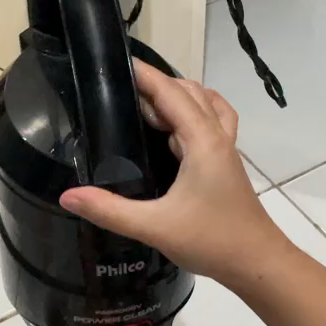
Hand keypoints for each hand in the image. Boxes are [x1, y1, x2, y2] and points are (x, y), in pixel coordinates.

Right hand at [59, 60, 294, 287]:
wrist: (258, 263)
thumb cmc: (211, 241)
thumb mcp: (154, 226)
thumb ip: (109, 210)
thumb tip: (67, 196)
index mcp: (203, 141)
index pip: (171, 93)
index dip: (145, 75)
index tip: (117, 62)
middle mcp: (217, 137)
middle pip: (189, 92)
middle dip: (156, 85)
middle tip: (120, 94)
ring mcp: (225, 150)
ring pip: (204, 105)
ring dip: (177, 97)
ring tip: (145, 109)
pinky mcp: (225, 164)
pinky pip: (212, 123)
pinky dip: (192, 115)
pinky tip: (173, 134)